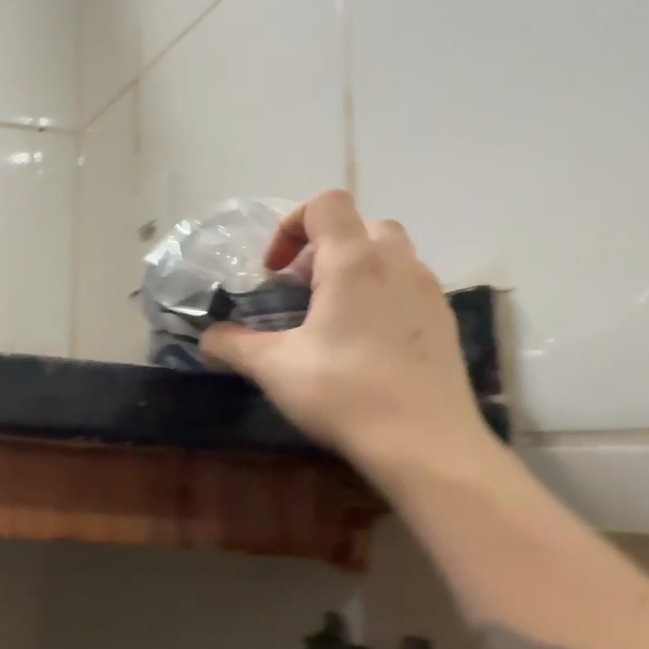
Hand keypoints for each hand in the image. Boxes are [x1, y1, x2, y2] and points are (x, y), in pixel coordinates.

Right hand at [201, 190, 490, 475]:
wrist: (424, 443)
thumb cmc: (342, 391)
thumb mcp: (271, 367)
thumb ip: (231, 343)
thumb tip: (206, 336)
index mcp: (354, 262)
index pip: (325, 204)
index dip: (289, 226)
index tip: (272, 270)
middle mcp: (397, 265)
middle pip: (362, 224)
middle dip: (323, 247)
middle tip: (298, 290)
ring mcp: (427, 292)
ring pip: (389, 254)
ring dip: (352, 269)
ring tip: (325, 315)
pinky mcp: (442, 322)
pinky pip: (406, 287)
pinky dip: (377, 296)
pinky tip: (357, 343)